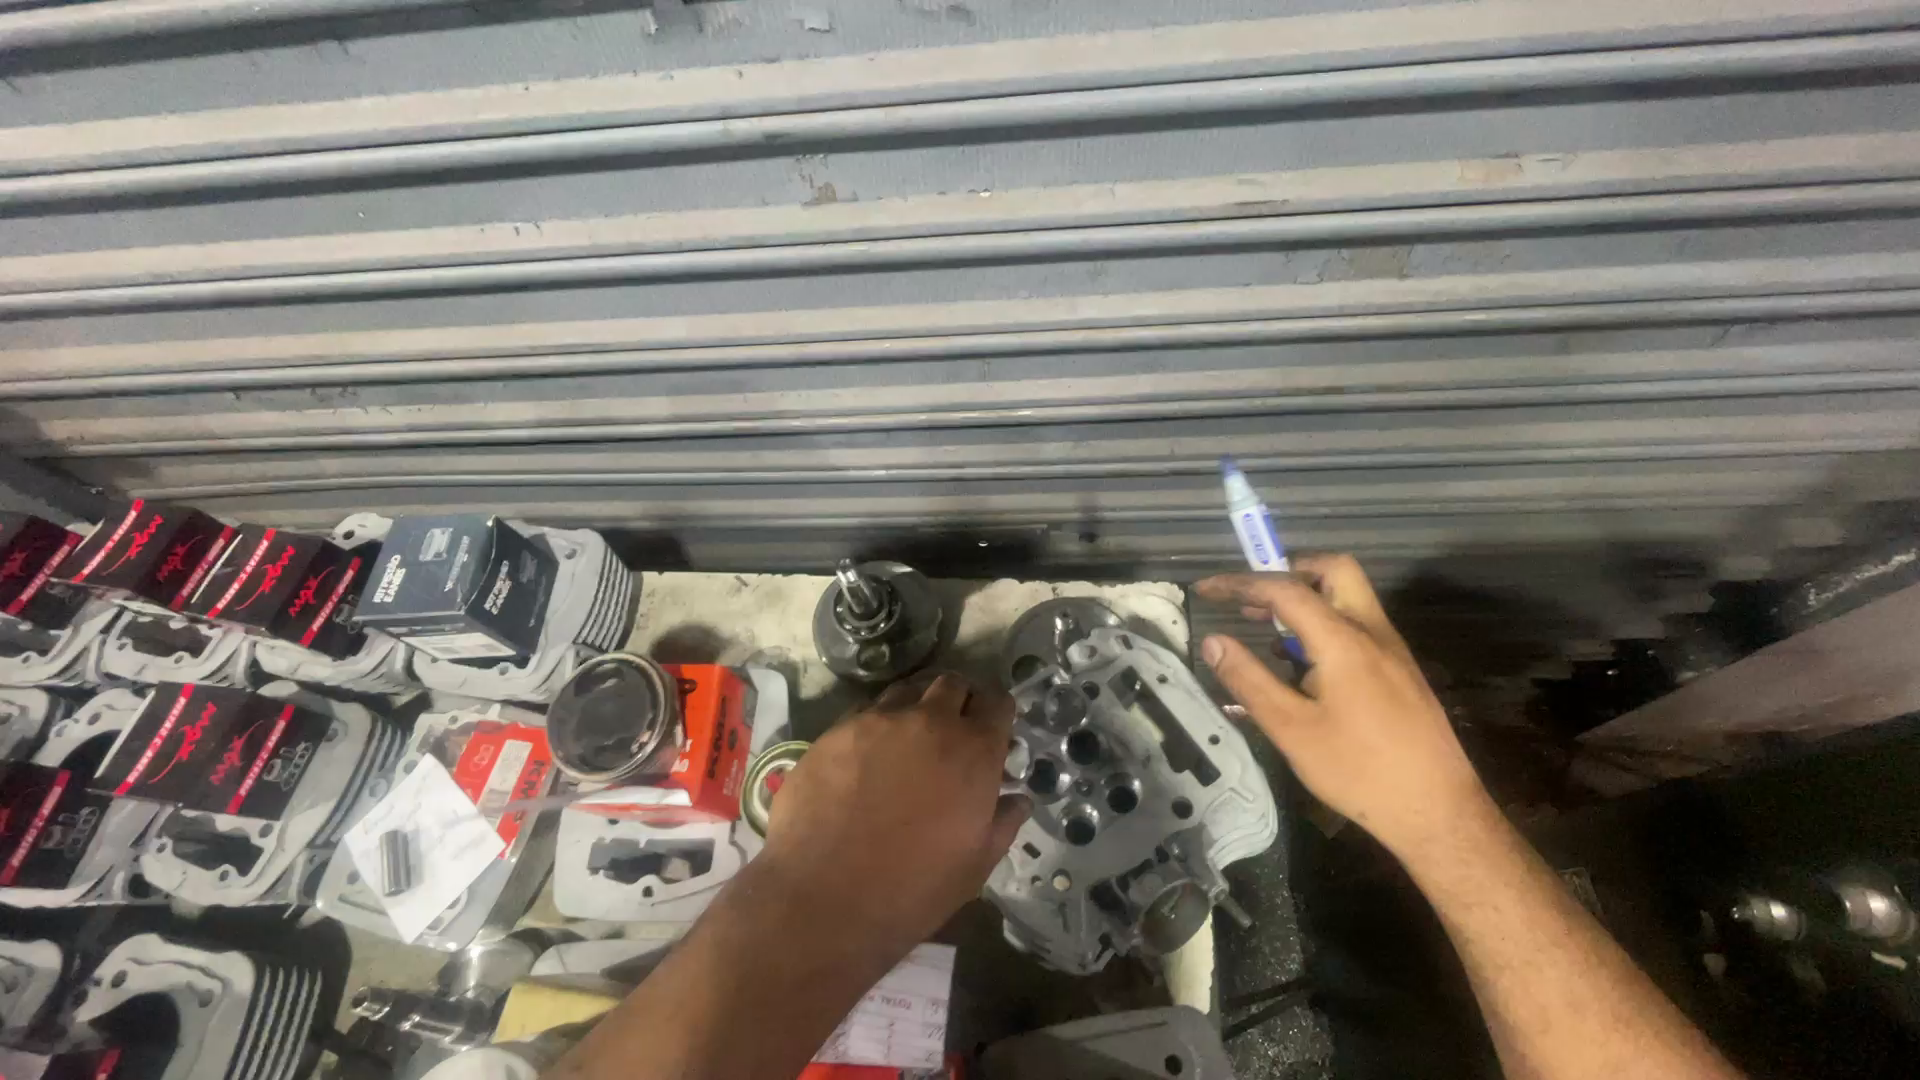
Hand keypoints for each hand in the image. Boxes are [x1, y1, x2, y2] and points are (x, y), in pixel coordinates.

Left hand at [758, 672, 1030, 949]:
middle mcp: (929, 721)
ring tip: (909, 736)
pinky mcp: (836, 730)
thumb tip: (1017, 798)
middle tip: (953, 728)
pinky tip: (867, 755)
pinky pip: (865, 712)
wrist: (824, 897)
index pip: (997, 702)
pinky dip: (876, 724)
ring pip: (906, 691)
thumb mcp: (975, 865)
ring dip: (916, 705)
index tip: (993, 727)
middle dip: (959, 699)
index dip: (998, 711)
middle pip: (952, 684)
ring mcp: (878, 721)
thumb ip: (1002, 822)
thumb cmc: (913, 888)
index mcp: (973, 750)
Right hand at [1195, 555, 1490, 858]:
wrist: (1439, 813)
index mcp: (1344, 641)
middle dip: (1287, 571)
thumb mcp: (1291, 729)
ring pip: (1348, 598)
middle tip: (1252, 597)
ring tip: (1264, 629)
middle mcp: (1373, 633)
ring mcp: (1392, 651)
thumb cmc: (1359, 771)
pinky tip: (1299, 666)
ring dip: (1305, 599)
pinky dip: (1322, 625)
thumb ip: (1249, 680)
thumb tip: (1213, 642)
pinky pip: (1356, 627)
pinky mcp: (1399, 673)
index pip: (1285, 590)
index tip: (1205, 589)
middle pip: (1334, 571)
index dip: (1240, 584)